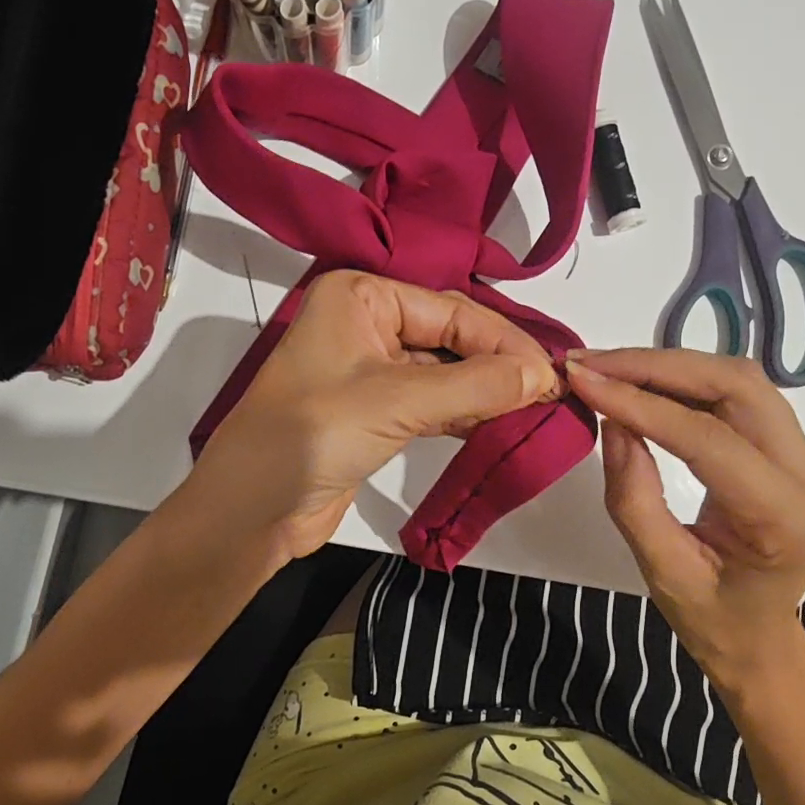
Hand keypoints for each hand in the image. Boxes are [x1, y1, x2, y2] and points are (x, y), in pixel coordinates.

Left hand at [186, 271, 560, 563]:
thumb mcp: (397, 401)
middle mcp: (365, 323)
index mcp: (361, 296)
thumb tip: (544, 375)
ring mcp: (368, 370)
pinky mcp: (373, 413)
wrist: (253, 508)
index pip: (451, 310)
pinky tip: (499, 424)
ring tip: (536, 409)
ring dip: (485, 392)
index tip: (552, 374)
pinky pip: (431, 403)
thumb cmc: (312, 435)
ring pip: (444, 372)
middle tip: (551, 392)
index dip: (504, 341)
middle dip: (498, 365)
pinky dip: (463, 413)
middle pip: (450, 337)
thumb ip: (475, 386)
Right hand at [564, 349, 804, 694]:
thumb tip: (612, 420)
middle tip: (591, 364)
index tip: (583, 380)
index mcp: (787, 520)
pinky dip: (685, 384)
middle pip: (738, 387)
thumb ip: (634, 497)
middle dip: (657, 367)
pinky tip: (641, 384)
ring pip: (741, 382)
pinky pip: (739, 399)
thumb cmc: (710, 621)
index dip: (642, 403)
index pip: (710, 438)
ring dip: (670, 368)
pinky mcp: (794, 452)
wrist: (758, 641)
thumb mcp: (661, 570)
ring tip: (608, 369)